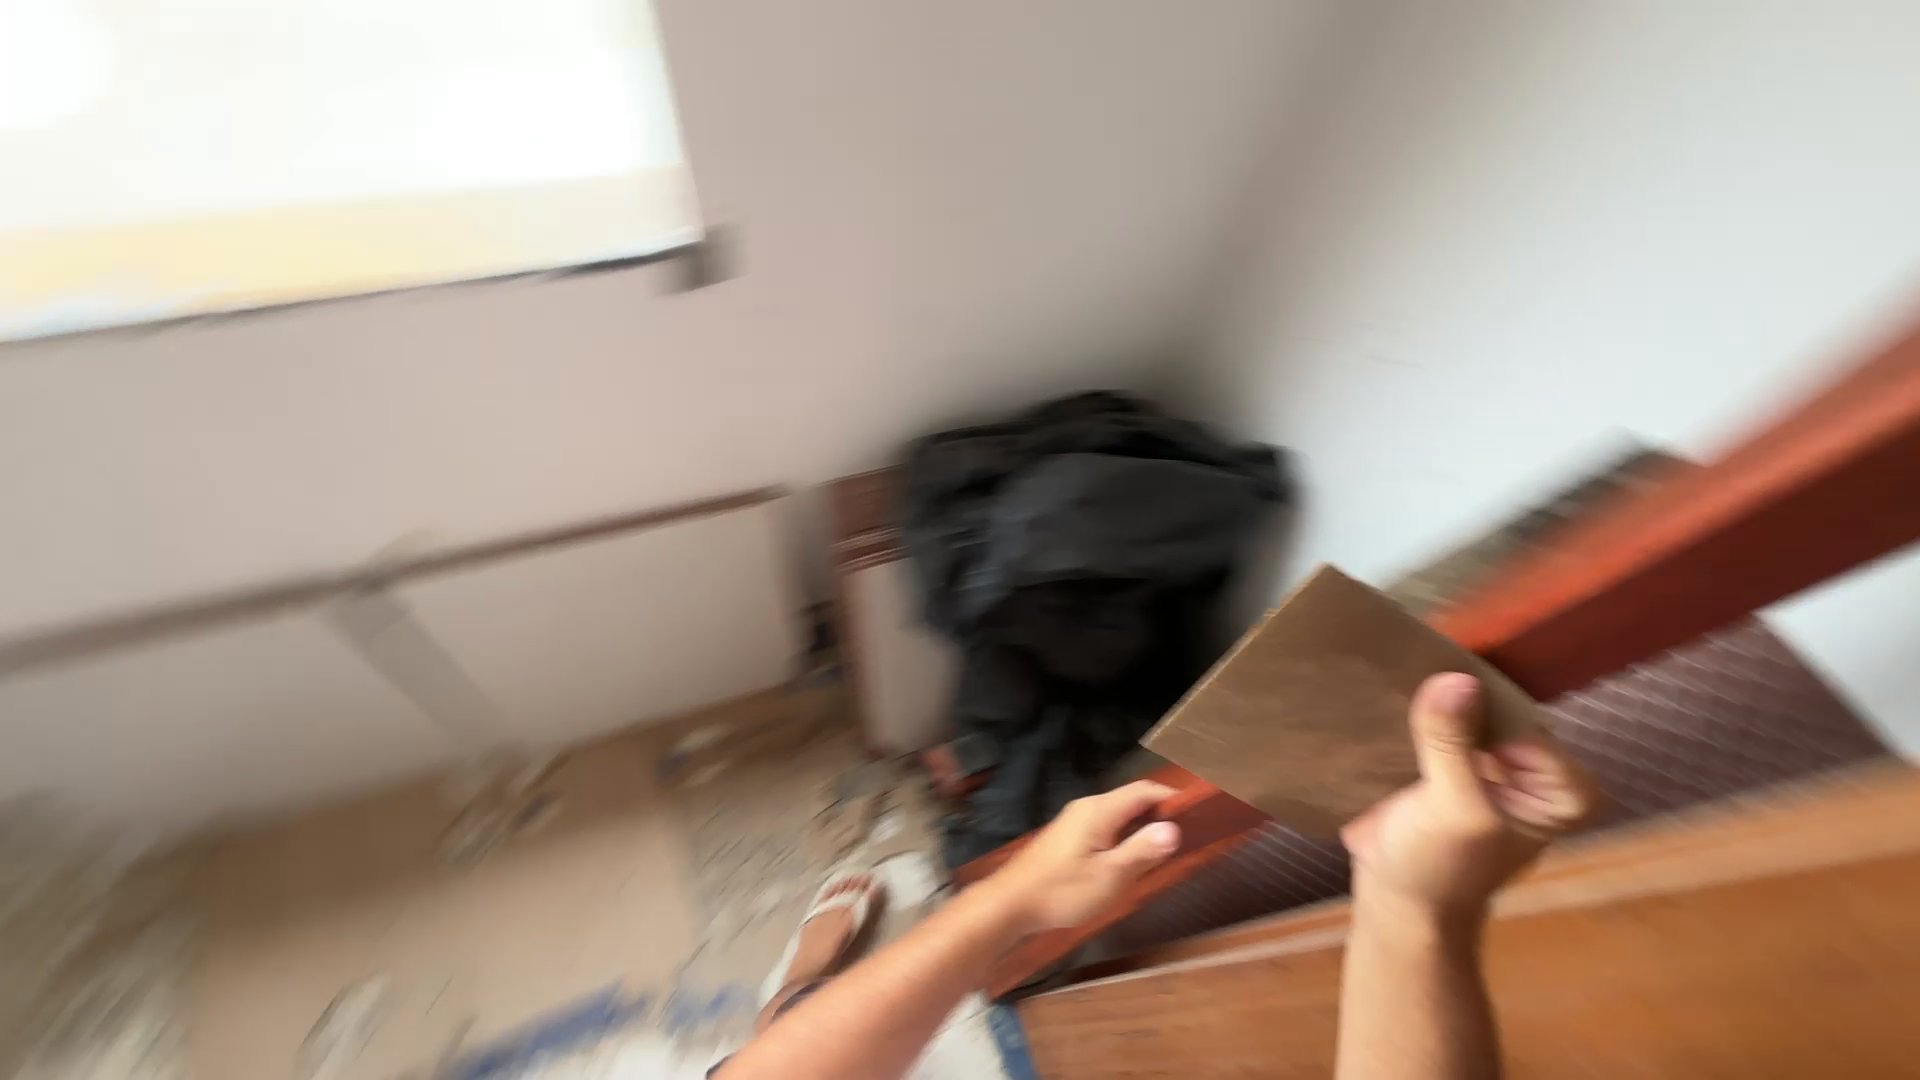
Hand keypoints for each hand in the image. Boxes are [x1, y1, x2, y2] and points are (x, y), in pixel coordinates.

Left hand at [981, 780, 1183, 933]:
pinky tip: (1131, 859)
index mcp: (1100, 810)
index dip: (1171, 798)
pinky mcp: (1069, 836)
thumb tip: (1173, 827)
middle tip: (1187, 835)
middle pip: (1131, 800)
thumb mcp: (1110, 876)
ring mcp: (1076, 820)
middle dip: (1159, 813)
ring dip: (1142, 827)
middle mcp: (1088, 807)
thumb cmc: (1063, 890)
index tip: (1197, 813)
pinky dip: (1125, 836)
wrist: (1012, 902)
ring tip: (1165, 850)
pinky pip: (1106, 826)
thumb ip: (1141, 850)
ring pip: (1118, 815)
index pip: (1144, 791)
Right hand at [1341, 673, 1594, 923]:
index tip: (1433, 682)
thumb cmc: (1437, 865)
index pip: (1521, 722)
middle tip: (1410, 667)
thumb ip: (1452, 744)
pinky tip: (1388, 692)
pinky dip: (1416, 710)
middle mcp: (1535, 770)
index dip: (1478, 705)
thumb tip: (1455, 679)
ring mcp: (1491, 764)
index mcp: (1564, 788)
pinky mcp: (1450, 761)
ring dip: (1431, 699)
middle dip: (1455, 694)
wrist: (1396, 896)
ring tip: (1395, 673)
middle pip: (1495, 712)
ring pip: (1466, 712)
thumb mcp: (1451, 807)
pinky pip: (1439, 722)